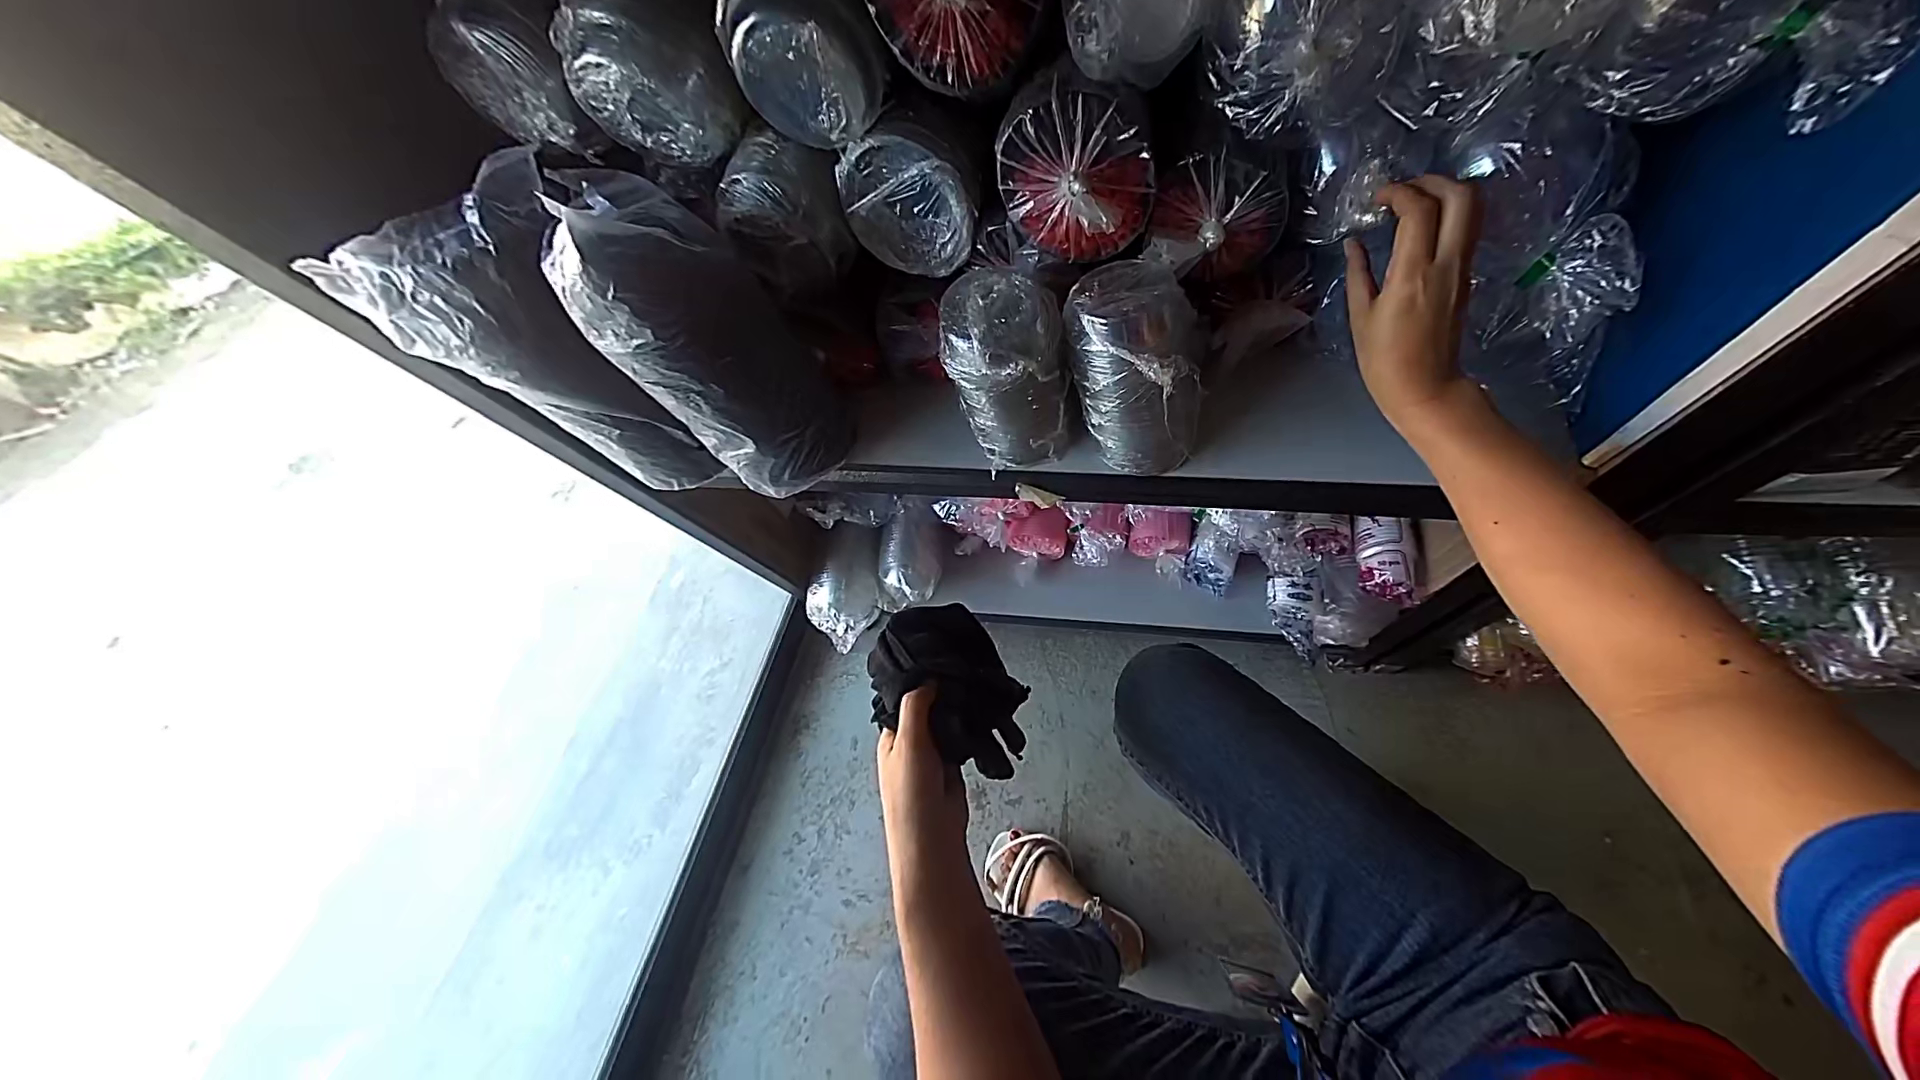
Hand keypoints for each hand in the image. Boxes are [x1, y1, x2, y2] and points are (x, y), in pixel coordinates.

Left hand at [878, 685, 968, 870]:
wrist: (933, 836)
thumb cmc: (911, 793)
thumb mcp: (908, 741)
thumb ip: (915, 707)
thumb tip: (927, 680)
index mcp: (892, 735)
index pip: (905, 700)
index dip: (921, 683)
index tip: (941, 664)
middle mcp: (910, 743)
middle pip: (928, 709)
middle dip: (943, 696)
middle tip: (963, 675)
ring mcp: (932, 755)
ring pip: (946, 723)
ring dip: (958, 713)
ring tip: (974, 690)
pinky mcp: (951, 765)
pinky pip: (961, 739)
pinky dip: (969, 730)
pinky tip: (980, 716)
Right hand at [1345, 176, 1483, 426]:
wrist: (1424, 386)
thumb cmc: (1383, 359)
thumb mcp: (1360, 317)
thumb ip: (1359, 274)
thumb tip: (1354, 245)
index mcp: (1413, 273)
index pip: (1419, 211)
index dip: (1399, 193)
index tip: (1378, 197)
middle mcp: (1446, 263)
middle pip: (1461, 197)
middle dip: (1433, 182)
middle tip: (1404, 190)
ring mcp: (1462, 268)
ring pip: (1473, 209)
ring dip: (1447, 194)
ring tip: (1416, 202)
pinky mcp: (1466, 277)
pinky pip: (1466, 231)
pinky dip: (1449, 216)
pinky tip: (1422, 228)